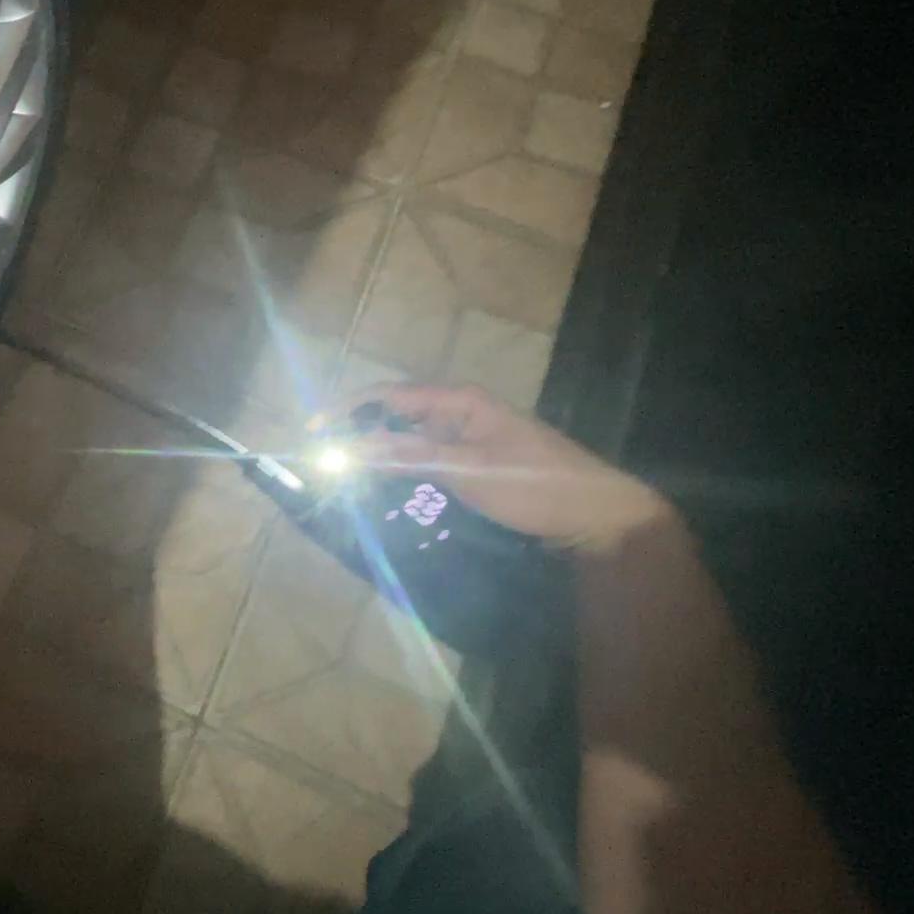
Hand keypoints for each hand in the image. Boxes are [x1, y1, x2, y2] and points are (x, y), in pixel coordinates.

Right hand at [349, 383, 670, 552]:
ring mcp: (465, 438)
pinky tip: (382, 486)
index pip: (388, 395)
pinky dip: (398, 468)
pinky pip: (422, 458)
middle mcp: (457, 413)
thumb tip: (349, 446)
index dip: (347, 410)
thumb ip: (407, 455)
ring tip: (344, 474)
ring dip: (376, 453)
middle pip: (393, 414)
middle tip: (324, 458)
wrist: (599, 518)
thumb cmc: (536, 485)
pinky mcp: (470, 462)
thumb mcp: (468, 469)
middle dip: (356, 432)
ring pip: (406, 438)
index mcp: (458, 401)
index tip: (314, 431)